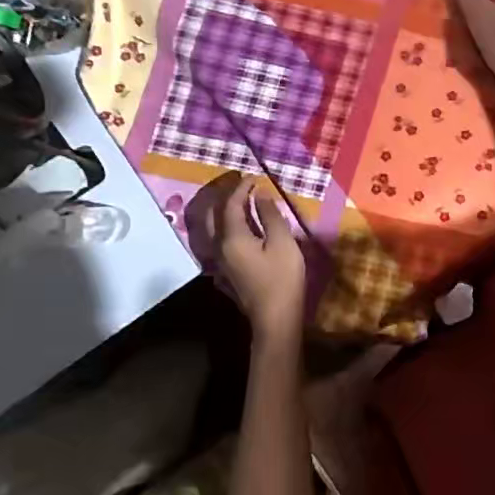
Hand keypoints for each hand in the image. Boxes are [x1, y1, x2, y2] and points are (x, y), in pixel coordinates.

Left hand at [205, 173, 307, 342]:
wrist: (275, 317)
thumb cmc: (282, 278)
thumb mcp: (283, 242)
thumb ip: (269, 216)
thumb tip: (260, 195)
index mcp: (232, 238)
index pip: (230, 204)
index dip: (241, 188)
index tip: (254, 177)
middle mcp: (218, 246)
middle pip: (212, 214)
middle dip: (223, 195)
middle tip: (238, 182)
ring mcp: (219, 260)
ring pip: (211, 227)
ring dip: (220, 209)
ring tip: (235, 198)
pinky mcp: (225, 269)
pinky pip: (217, 239)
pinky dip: (223, 224)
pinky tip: (236, 224)